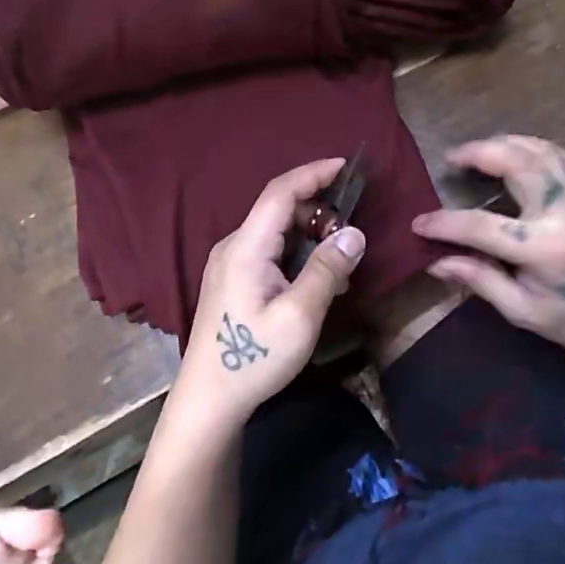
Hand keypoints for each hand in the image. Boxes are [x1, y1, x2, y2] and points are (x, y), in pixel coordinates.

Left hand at [174, 159, 366, 430]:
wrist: (210, 397)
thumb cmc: (255, 358)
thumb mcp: (300, 315)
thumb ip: (327, 270)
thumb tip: (354, 233)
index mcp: (245, 247)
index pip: (280, 192)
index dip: (313, 174)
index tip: (346, 166)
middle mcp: (233, 247)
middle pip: (278, 211)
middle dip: (318, 210)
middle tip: (352, 232)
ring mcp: (229, 264)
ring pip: (275, 233)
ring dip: (309, 236)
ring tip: (340, 263)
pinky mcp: (231, 282)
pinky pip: (268, 253)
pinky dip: (296, 255)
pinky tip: (316, 280)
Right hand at [412, 135, 564, 363]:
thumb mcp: (522, 310)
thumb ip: (479, 279)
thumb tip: (435, 262)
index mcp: (543, 247)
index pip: (480, 226)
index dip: (444, 223)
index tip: (418, 223)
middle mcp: (563, 212)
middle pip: (516, 163)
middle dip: (479, 153)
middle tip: (451, 158)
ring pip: (538, 150)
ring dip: (503, 143)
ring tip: (475, 151)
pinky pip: (557, 156)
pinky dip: (530, 147)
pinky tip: (512, 152)